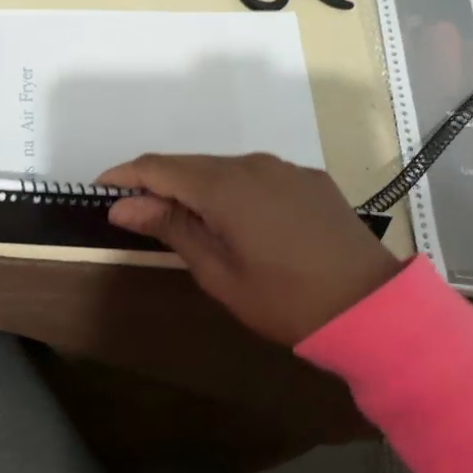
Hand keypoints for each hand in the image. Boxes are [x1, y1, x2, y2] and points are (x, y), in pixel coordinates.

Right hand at [97, 154, 400, 345]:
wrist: (373, 309)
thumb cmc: (284, 300)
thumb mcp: (218, 272)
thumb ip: (171, 228)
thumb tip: (123, 205)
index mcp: (226, 187)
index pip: (159, 167)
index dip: (125, 175)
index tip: (99, 190)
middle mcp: (253, 165)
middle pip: (189, 163)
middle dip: (156, 182)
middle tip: (134, 211)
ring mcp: (285, 169)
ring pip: (221, 167)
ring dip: (193, 185)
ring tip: (180, 218)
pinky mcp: (308, 180)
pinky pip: (254, 175)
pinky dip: (229, 189)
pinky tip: (231, 218)